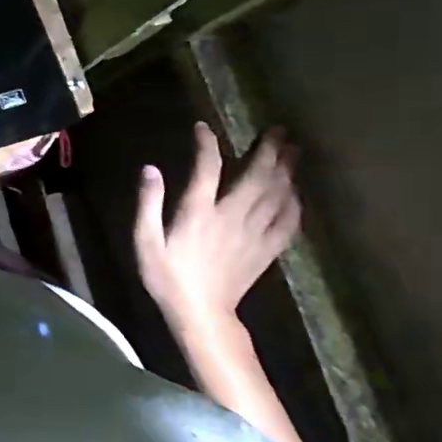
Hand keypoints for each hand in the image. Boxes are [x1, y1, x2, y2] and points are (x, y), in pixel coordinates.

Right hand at [134, 122, 300, 331]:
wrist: (200, 313)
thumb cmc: (166, 276)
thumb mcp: (145, 241)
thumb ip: (148, 203)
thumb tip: (150, 169)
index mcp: (198, 212)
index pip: (206, 167)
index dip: (206, 144)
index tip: (203, 127)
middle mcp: (231, 217)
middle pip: (256, 176)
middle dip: (268, 150)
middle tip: (278, 130)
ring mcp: (254, 233)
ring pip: (277, 195)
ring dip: (287, 170)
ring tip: (293, 151)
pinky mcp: (267, 250)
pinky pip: (288, 222)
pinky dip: (295, 203)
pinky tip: (296, 193)